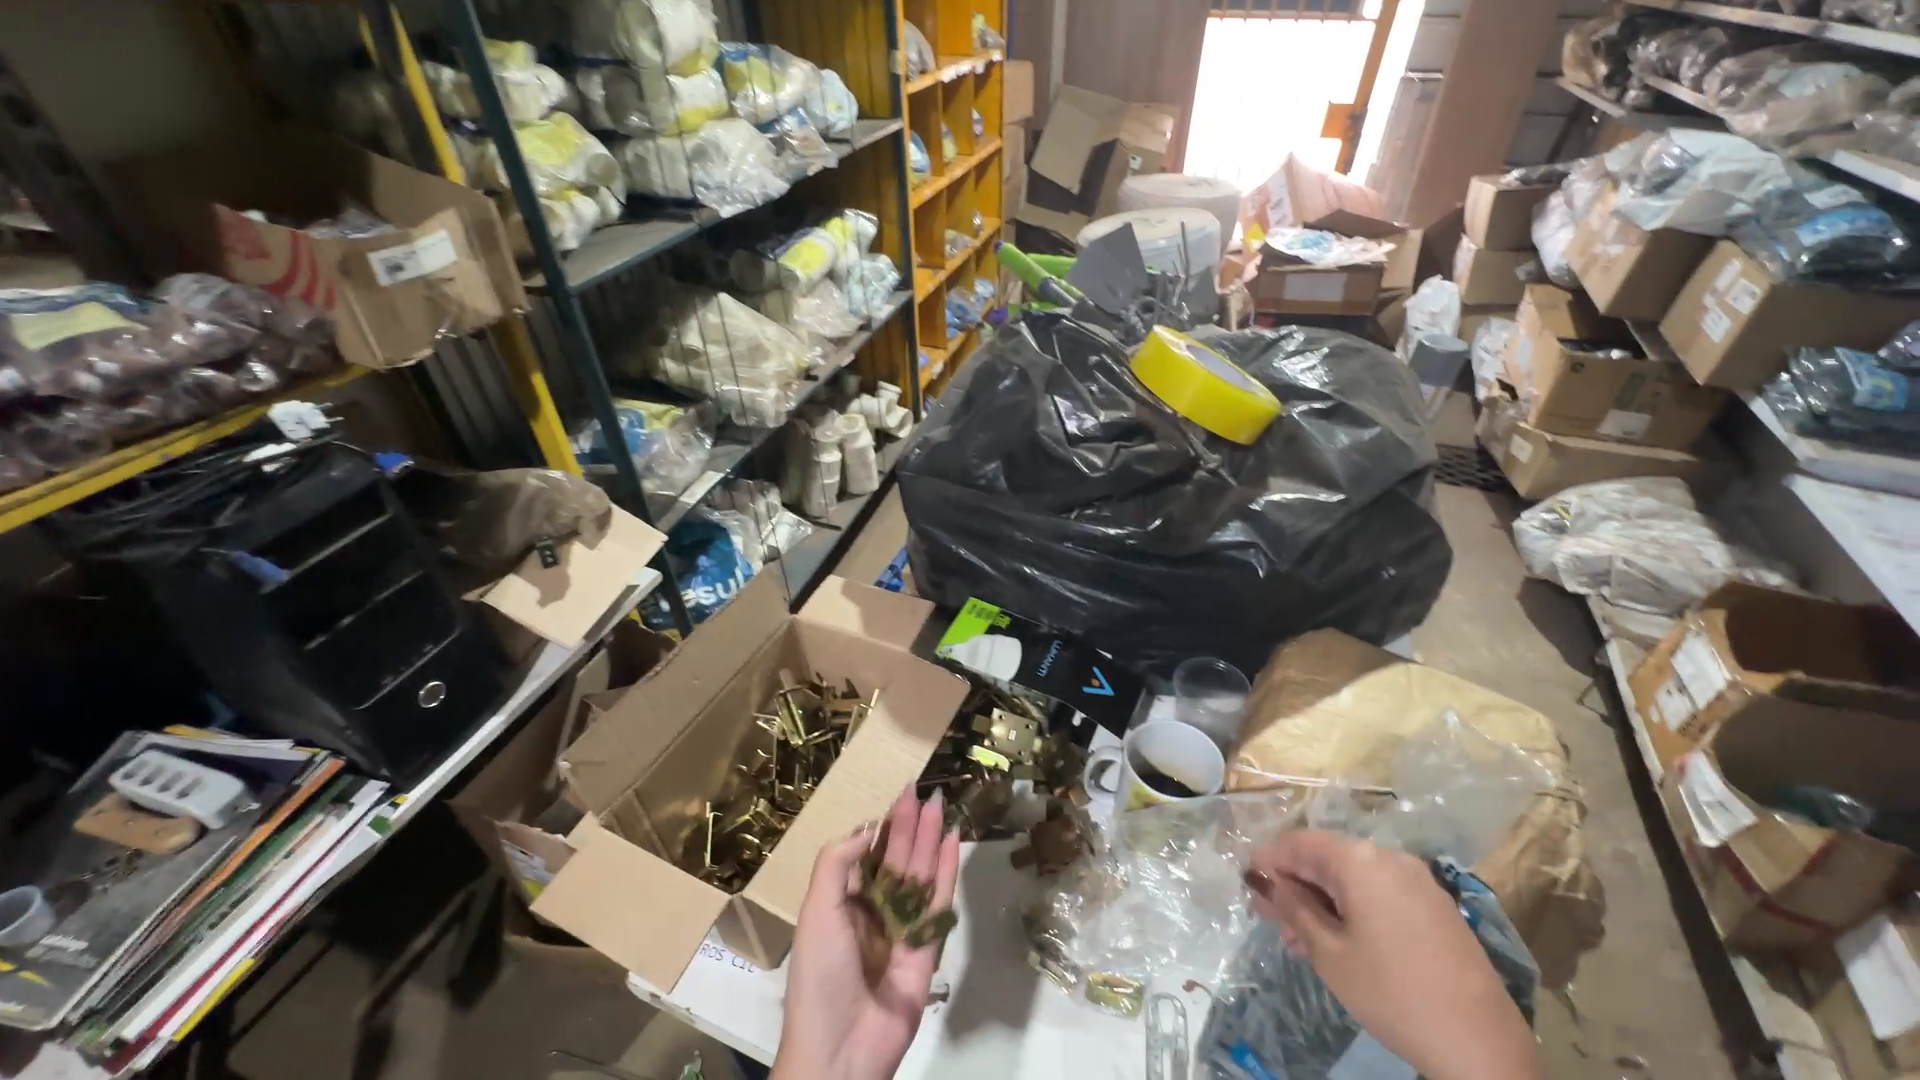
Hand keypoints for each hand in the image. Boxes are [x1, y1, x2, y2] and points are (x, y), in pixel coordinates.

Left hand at [771, 788, 959, 1079]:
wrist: (840, 1050)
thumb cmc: (819, 975)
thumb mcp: (817, 912)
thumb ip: (836, 865)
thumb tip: (866, 828)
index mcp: (843, 906)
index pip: (867, 856)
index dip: (883, 826)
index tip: (899, 796)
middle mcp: (874, 914)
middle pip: (896, 861)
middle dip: (910, 826)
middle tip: (925, 790)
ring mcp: (902, 931)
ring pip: (920, 876)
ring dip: (930, 841)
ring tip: (941, 805)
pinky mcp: (927, 950)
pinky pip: (939, 906)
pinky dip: (946, 873)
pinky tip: (952, 843)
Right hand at [1245, 831, 1540, 1079]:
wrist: (1479, 1042)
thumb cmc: (1390, 992)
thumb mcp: (1328, 952)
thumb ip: (1293, 908)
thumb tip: (1266, 880)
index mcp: (1360, 860)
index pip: (1298, 843)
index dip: (1267, 860)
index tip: (1246, 883)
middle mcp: (1390, 857)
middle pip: (1327, 858)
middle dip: (1294, 884)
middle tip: (1269, 918)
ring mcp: (1418, 881)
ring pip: (1353, 878)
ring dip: (1321, 900)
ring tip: (1298, 939)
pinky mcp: (1436, 906)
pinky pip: (1379, 892)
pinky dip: (1352, 907)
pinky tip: (1338, 940)